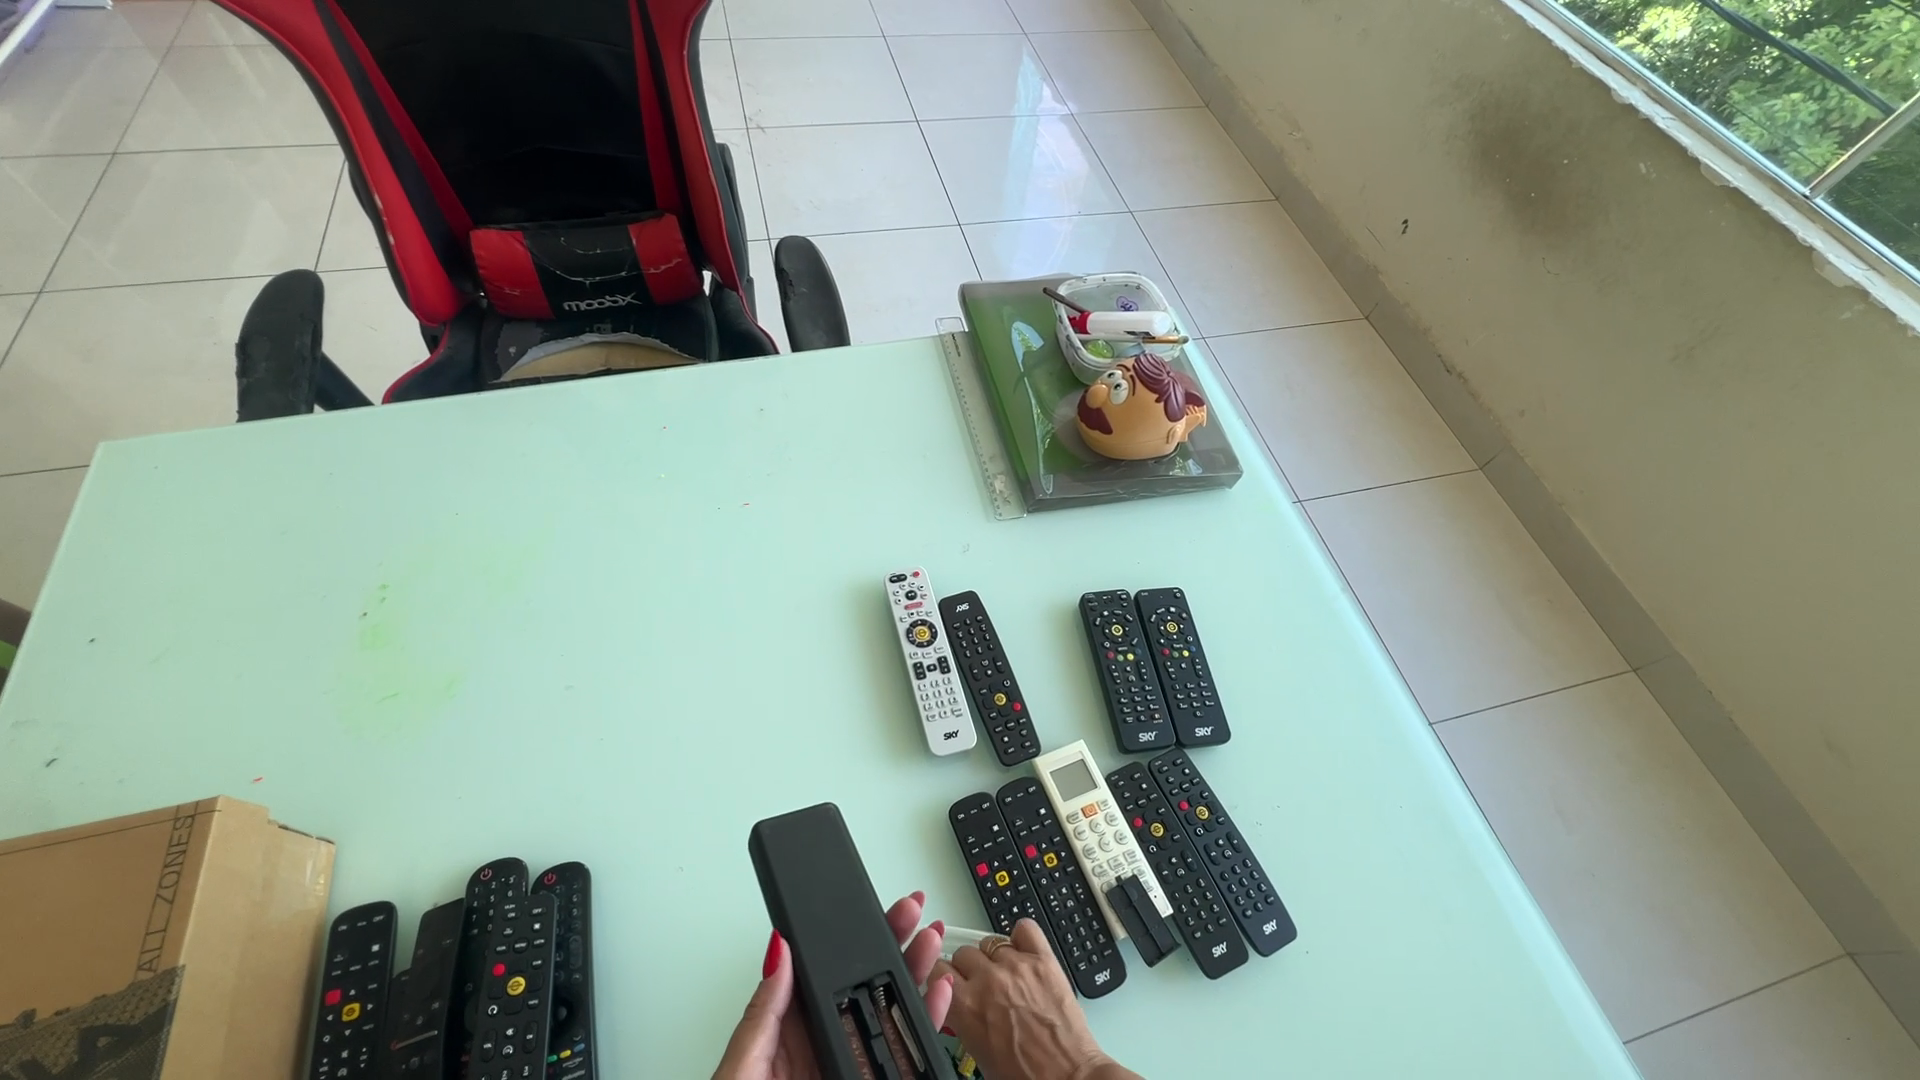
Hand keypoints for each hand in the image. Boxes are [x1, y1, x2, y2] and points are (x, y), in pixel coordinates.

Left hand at [714, 892, 952, 1079]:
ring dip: (915, 981)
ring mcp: (847, 1073)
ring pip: (890, 1020)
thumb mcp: (741, 1068)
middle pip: (865, 988)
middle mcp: (821, 1050)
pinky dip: (924, 1030)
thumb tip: (778, 950)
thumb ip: (763, 1013)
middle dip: (894, 949)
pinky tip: (937, 1002)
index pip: (827, 974)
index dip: (855, 940)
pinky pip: (904, 1062)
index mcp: (785, 1034)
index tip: (876, 913)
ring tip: (932, 946)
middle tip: (916, 916)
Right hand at [930, 919, 1128, 1079]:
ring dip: (994, 957)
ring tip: (1006, 976)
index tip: (950, 982)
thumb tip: (955, 999)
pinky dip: (1022, 936)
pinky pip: (1025, 928)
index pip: (937, 968)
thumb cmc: (1025, 1075)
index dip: (943, 976)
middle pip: (964, 953)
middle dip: (970, 969)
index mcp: (966, 1005)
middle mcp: (989, 980)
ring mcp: (1017, 966)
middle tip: (981, 985)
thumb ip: (961, 1016)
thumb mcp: (977, 1050)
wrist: (1068, 1078)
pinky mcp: (1043, 959)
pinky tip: (1024, 952)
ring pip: (991, 941)